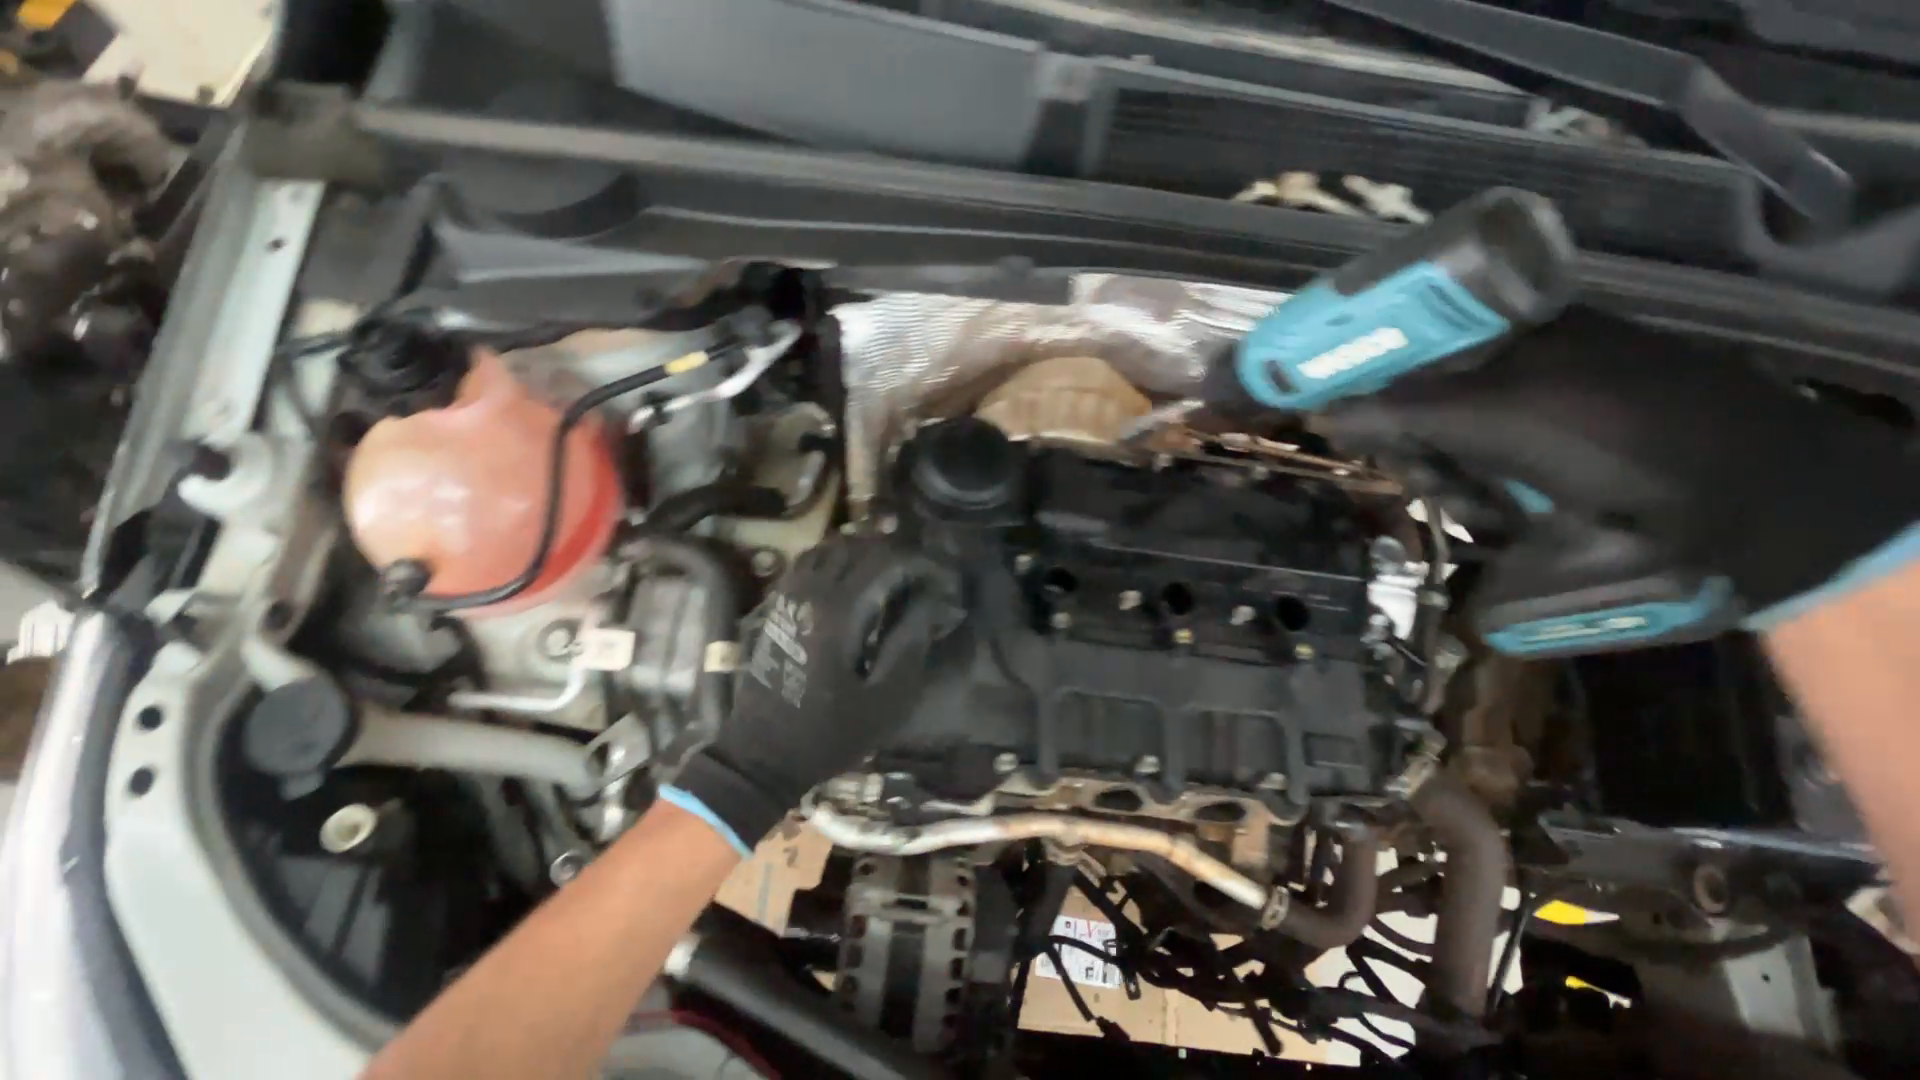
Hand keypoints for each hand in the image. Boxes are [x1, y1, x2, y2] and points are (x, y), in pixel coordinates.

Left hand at [660, 535, 964, 853]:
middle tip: (918, 575)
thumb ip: (910, 644)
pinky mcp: (775, 607)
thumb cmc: (830, 733)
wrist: (763, 755)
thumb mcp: (885, 700)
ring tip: (887, 573)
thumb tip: (932, 603)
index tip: (940, 580)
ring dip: (860, 553)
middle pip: (855, 546)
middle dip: (892, 552)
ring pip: (827, 549)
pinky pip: (806, 564)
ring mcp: (788, 597)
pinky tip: (850, 583)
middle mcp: (811, 593)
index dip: (918, 563)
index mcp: (839, 612)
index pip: (885, 561)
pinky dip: (833, 561)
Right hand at [1319, 306, 1919, 625]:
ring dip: (1444, 483)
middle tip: (1417, 468)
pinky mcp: (1540, 466)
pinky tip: (1502, 517)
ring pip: (1439, 448)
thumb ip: (1399, 411)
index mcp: (1504, 329)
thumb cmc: (1608, 431)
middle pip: (1412, 401)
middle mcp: (1510, 367)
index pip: (1400, 336)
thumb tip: (1318, 411)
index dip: (1355, 362)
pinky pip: (1474, 480)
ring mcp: (1527, 419)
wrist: (1738, 502)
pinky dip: (1475, 502)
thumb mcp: (1494, 413)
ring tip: (1482, 506)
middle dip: (1407, 444)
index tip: (1315, 393)